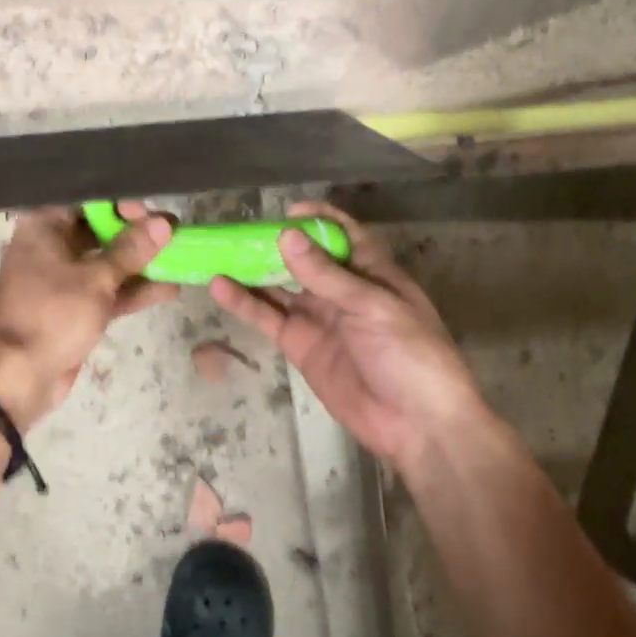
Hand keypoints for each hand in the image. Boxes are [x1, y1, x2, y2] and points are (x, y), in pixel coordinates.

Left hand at [0, 203, 176, 430]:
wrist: (18, 378)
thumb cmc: (51, 315)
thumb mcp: (95, 280)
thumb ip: (131, 250)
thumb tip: (163, 223)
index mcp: (44, 227)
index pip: (86, 200)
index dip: (120, 203)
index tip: (151, 213)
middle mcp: (51, 246)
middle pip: (99, 229)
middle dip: (137, 233)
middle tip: (174, 232)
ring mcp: (62, 279)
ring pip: (106, 262)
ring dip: (141, 263)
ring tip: (182, 257)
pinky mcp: (74, 307)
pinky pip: (106, 290)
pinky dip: (132, 290)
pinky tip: (169, 288)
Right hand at [208, 201, 489, 474]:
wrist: (418, 426)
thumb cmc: (410, 355)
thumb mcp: (373, 307)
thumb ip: (326, 274)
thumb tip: (285, 235)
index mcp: (372, 273)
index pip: (343, 234)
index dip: (318, 219)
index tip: (287, 210)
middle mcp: (342, 291)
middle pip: (303, 258)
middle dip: (273, 243)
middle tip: (238, 230)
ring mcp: (319, 318)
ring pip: (279, 286)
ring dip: (251, 271)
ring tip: (217, 253)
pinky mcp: (300, 345)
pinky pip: (268, 317)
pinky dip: (243, 303)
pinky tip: (219, 287)